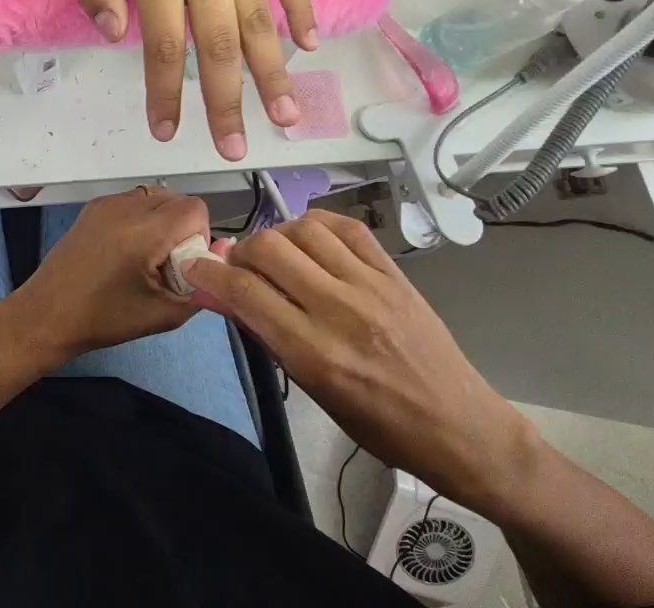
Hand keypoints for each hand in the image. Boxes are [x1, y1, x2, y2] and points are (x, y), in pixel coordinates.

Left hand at [1, 188, 207, 360]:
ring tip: (147, 256)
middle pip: (176, 199)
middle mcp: (124, 207)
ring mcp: (105, 204)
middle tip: (168, 263)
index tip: (185, 263)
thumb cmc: (105, 319)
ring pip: (154, 196)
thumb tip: (218, 261)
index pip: (195, 209)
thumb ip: (201, 287)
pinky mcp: (91, 208)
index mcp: (143, 231)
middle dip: (183, 228)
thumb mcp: (164, 314)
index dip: (200, 235)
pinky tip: (127, 250)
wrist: (48, 314)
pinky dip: (141, 218)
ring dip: (162, 220)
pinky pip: (131, 200)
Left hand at [76, 0, 317, 162]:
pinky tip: (309, 45)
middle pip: (219, 42)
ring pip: (260, 18)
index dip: (164, 91)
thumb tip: (114, 36)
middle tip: (234, 149)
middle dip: (226, 100)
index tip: (165, 132)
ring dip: (274, 71)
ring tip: (286, 116)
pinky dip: (302, 9)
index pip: (163, 43)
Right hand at [184, 211, 541, 511]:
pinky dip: (317, 225)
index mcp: (315, 353)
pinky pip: (347, 227)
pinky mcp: (395, 274)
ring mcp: (371, 287)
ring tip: (278, 255)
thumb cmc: (379, 426)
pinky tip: (309, 241)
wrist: (460, 428)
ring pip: (303, 229)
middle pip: (268, 249)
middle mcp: (340, 312)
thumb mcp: (312, 390)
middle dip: (240, 252)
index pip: (244, 292)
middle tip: (239, 267)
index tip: (193, 266)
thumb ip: (265, 336)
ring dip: (277, 236)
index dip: (209, 273)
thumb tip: (220, 297)